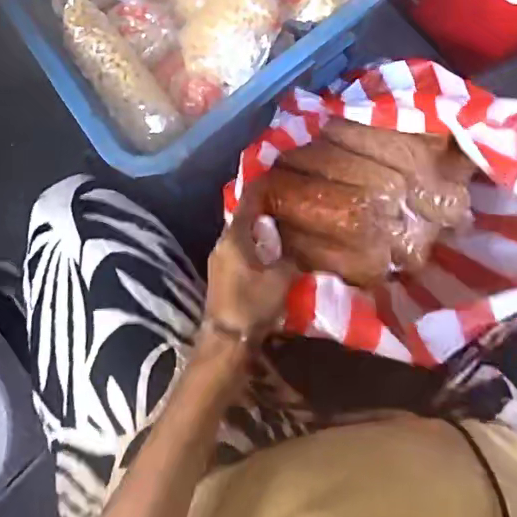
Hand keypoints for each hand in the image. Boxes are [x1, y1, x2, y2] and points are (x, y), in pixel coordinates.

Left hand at [201, 181, 296, 353]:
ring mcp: (218, 261)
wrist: (226, 341)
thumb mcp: (281, 280)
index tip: (271, 175)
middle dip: (261, 212)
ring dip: (257, 233)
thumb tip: (297, 252)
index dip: (259, 189)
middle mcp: (222, 244)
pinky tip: (268, 255)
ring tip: (280, 229)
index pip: (247, 204)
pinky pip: (238, 253)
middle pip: (242, 220)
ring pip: (240, 238)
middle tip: (282, 204)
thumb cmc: (252, 304)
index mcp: (234, 238)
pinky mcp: (220, 277)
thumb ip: (290, 260)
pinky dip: (253, 249)